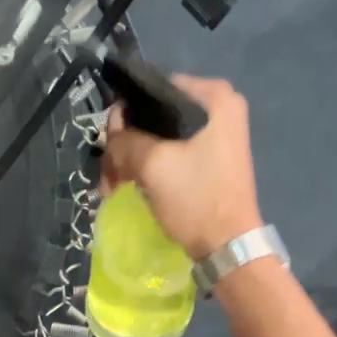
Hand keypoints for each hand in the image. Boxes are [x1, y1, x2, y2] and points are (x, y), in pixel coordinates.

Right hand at [100, 75, 263, 259]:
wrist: (227, 246)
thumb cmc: (195, 198)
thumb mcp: (154, 165)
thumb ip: (125, 140)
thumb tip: (111, 133)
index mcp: (213, 96)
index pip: (155, 90)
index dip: (125, 117)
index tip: (108, 148)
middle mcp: (220, 107)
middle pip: (157, 116)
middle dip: (127, 145)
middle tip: (110, 176)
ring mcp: (218, 135)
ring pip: (161, 138)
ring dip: (135, 161)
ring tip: (115, 186)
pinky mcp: (213, 160)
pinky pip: (173, 154)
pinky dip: (151, 168)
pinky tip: (135, 186)